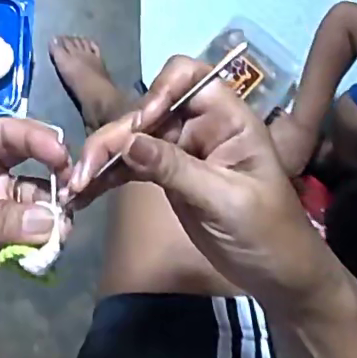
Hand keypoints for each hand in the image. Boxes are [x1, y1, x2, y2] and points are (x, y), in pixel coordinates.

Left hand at [0, 117, 70, 331]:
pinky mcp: (2, 234)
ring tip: (66, 221)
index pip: (6, 131)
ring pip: (36, 191)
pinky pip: (34, 223)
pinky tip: (58, 238)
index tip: (62, 156)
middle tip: (74, 185)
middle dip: (52, 167)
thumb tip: (53, 220)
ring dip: (54, 203)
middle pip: (27, 156)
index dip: (36, 138)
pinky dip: (50, 229)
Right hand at [67, 57, 341, 317]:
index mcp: (227, 117)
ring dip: (103, 157)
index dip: (160, 90)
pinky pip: (131, 165)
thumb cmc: (269, 234)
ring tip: (75, 185)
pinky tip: (83, 193)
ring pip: (134, 137)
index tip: (142, 123)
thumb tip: (127, 141)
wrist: (281, 280)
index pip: (189, 77)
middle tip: (85, 169)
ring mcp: (182, 149)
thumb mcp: (226, 200)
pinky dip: (107, 176)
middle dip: (116, 134)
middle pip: (150, 110)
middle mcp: (201, 124)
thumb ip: (176, 169)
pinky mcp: (167, 175)